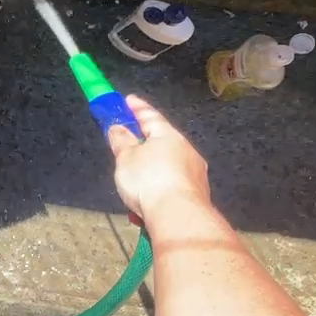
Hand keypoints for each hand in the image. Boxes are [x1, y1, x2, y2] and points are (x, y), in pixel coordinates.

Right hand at [105, 95, 210, 217]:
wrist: (178, 216)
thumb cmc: (148, 180)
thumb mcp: (125, 157)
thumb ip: (120, 140)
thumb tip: (118, 128)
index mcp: (169, 136)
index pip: (150, 116)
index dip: (137, 107)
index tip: (128, 100)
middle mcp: (186, 151)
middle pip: (162, 141)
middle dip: (145, 141)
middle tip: (128, 141)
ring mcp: (195, 173)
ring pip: (167, 165)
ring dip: (151, 169)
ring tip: (134, 183)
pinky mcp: (197, 193)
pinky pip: (172, 184)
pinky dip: (158, 187)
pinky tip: (146, 203)